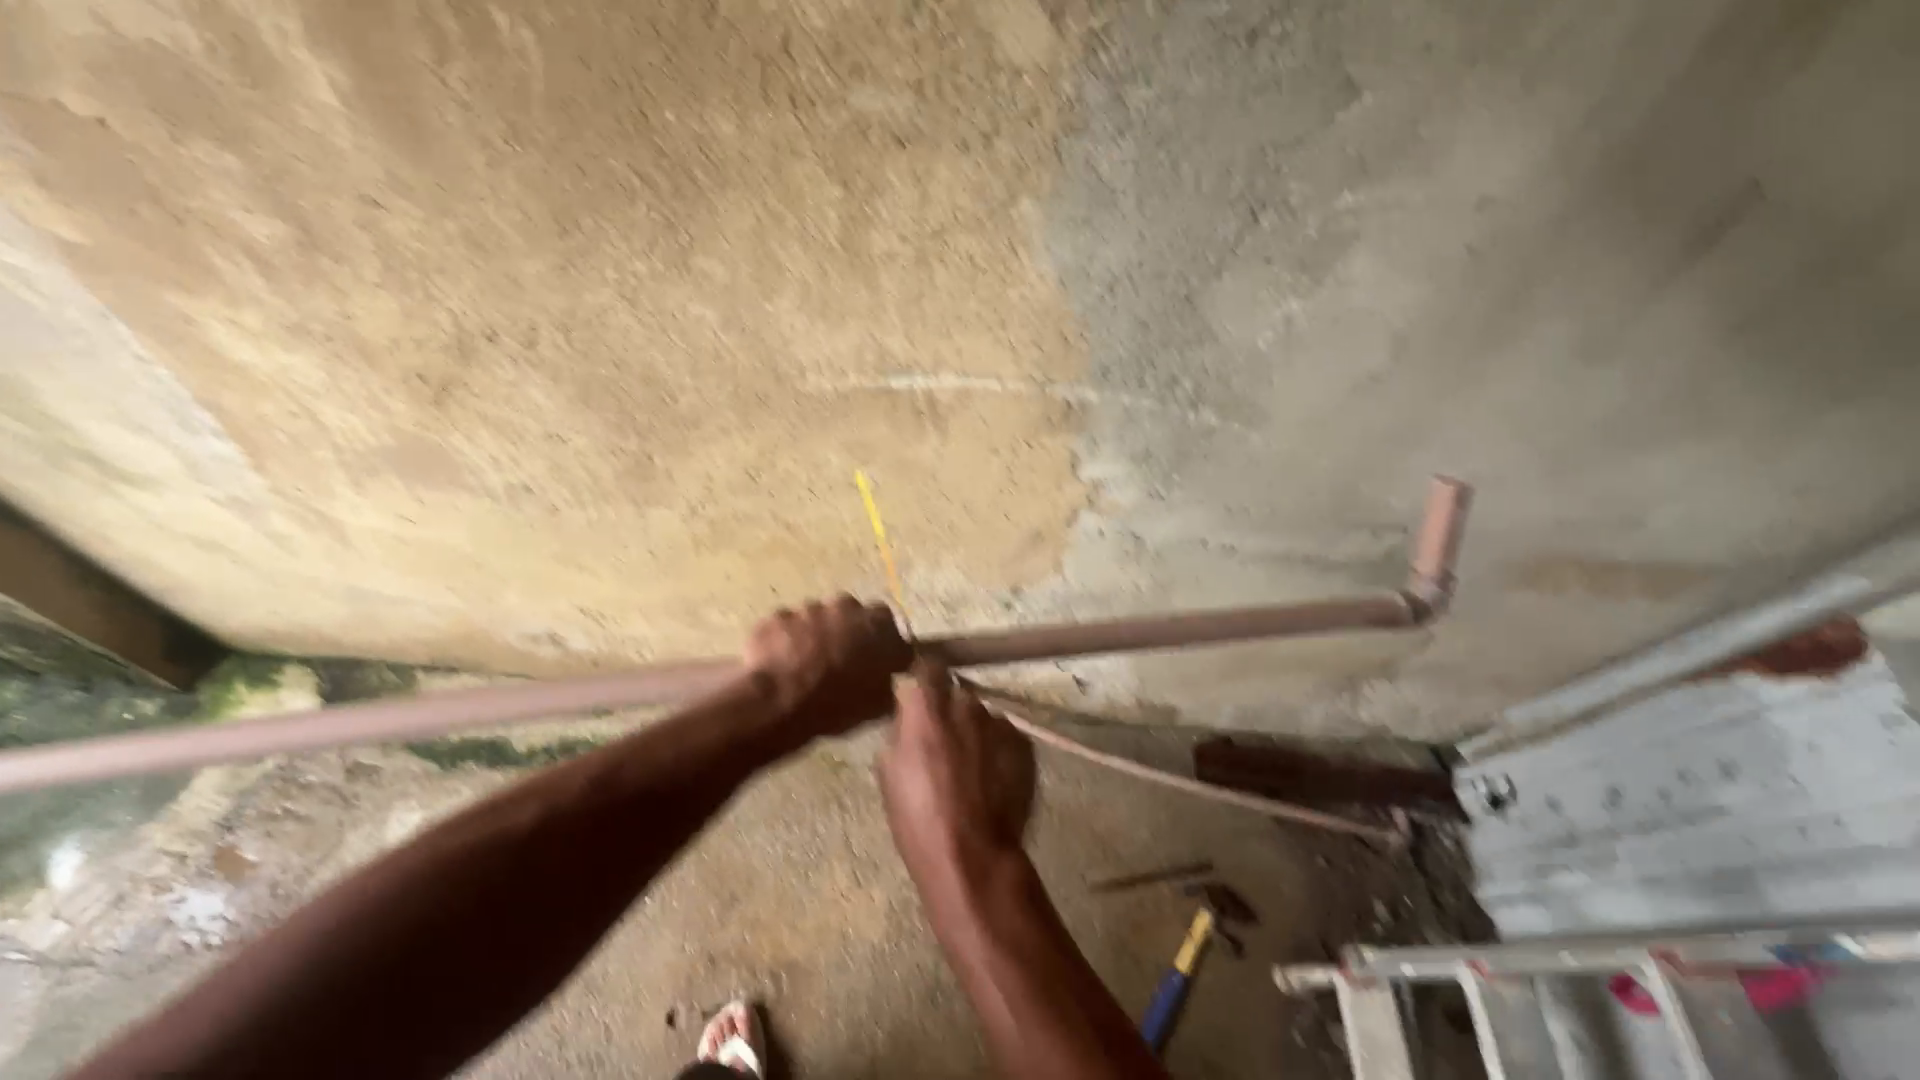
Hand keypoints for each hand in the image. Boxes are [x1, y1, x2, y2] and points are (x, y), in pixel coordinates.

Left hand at [744, 595, 911, 738]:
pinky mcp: (778, 616)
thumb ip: (886, 685)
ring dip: (818, 634)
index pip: (891, 627)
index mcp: (878, 628)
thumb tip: (885, 681)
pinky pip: (789, 625)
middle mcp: (847, 608)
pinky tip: (783, 662)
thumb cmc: (834, 705)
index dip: (886, 645)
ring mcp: (809, 608)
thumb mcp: (875, 706)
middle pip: (854, 614)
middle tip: (843, 659)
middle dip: (850, 632)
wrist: (777, 701)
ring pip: (819, 616)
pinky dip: (789, 639)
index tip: (880, 663)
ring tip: (808, 663)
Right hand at [878, 662, 1036, 891]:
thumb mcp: (888, 771)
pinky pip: (1005, 737)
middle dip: (950, 711)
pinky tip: (992, 779)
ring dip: (975, 732)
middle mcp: (965, 704)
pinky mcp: (1023, 744)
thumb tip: (909, 718)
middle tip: (943, 742)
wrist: (972, 854)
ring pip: (983, 717)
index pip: (926, 667)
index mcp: (926, 707)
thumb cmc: (918, 817)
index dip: (924, 679)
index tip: (921, 694)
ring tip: (971, 768)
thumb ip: (901, 731)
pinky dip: (998, 750)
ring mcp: (999, 723)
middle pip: (956, 695)